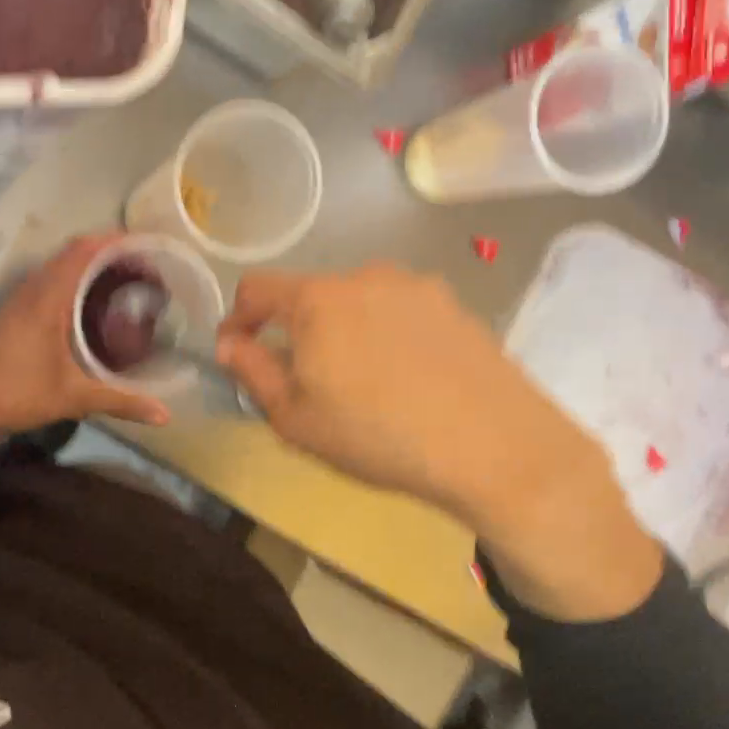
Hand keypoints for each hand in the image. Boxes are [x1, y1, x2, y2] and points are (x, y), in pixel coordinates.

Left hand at [0, 235, 169, 439]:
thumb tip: (165, 415)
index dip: (114, 242)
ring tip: (123, 281)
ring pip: (58, 266)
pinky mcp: (13, 311)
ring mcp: (19, 299)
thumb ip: (121, 401)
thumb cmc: (20, 394)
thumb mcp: (75, 398)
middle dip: (108, 253)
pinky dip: (72, 280)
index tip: (146, 248)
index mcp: (47, 299)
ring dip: (88, 266)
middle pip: (72, 253)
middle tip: (142, 268)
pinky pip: (47, 281)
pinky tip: (90, 304)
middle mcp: (32, 290)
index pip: (82, 251)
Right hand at [216, 264, 660, 621]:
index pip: (256, 289)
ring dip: (340, 333)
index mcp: (318, 299)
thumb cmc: (378, 436)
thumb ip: (252, 372)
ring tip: (358, 386)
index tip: (237, 354)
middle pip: (308, 295)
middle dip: (293, 332)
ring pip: (356, 304)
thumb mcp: (294, 418)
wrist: (500, 450)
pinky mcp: (457, 308)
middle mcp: (366, 278)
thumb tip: (228, 344)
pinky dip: (384, 339)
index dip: (236, 319)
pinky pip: (398, 314)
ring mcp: (418, 289)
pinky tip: (403, 384)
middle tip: (302, 383)